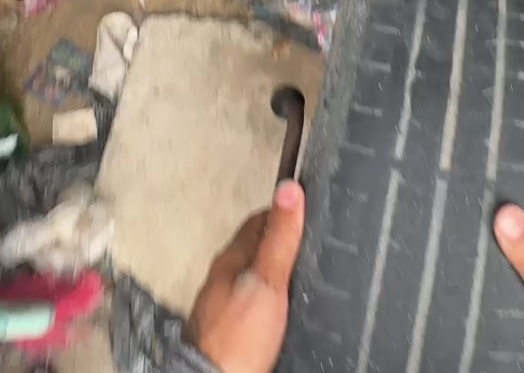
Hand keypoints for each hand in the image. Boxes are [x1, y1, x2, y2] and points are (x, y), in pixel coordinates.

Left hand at [189, 180, 305, 372]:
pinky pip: (249, 299)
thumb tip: (289, 188)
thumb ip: (280, 237)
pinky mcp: (228, 329)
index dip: (282, 211)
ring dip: (270, 266)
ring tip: (291, 265)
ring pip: (250, 273)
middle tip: (300, 235)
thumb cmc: (237, 336)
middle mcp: (222, 277)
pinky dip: (265, 294)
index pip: (259, 219)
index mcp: (231, 258)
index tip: (301, 207)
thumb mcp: (267, 280)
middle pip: (253, 246)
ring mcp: (222, 304)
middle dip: (276, 238)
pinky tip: (274, 305)